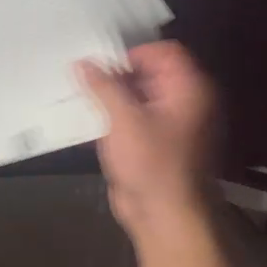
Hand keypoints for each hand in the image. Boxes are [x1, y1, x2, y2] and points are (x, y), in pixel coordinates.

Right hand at [76, 41, 217, 235]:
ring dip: (109, 97)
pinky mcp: (153, 144)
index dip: (130, 53)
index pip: (163, 52)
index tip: (98, 63)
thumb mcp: (122, 118)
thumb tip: (83, 62)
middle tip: (80, 77)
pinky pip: (131, 120)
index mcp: (188, 90)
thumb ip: (102, 86)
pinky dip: (111, 117)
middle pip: (148, 73)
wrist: (164, 214)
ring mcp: (169, 124)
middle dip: (114, 74)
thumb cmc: (151, 163)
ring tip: (78, 96)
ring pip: (136, 97)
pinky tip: (85, 120)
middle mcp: (184, 102)